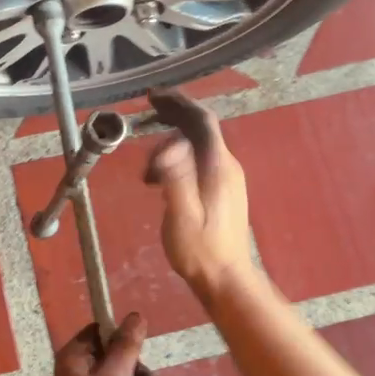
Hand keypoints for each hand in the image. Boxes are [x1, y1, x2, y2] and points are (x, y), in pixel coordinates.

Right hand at [144, 90, 255, 296]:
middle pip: (202, 127)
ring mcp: (227, 177)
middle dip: (175, 112)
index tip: (153, 96)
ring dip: (173, 136)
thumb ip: (176, 179)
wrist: (226, 279)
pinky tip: (160, 176)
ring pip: (200, 142)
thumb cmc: (200, 251)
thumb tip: (169, 146)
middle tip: (148, 106)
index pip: (201, 121)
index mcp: (217, 167)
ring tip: (147, 158)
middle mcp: (227, 165)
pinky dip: (178, 154)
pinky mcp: (223, 188)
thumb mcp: (181, 216)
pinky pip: (200, 157)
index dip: (178, 103)